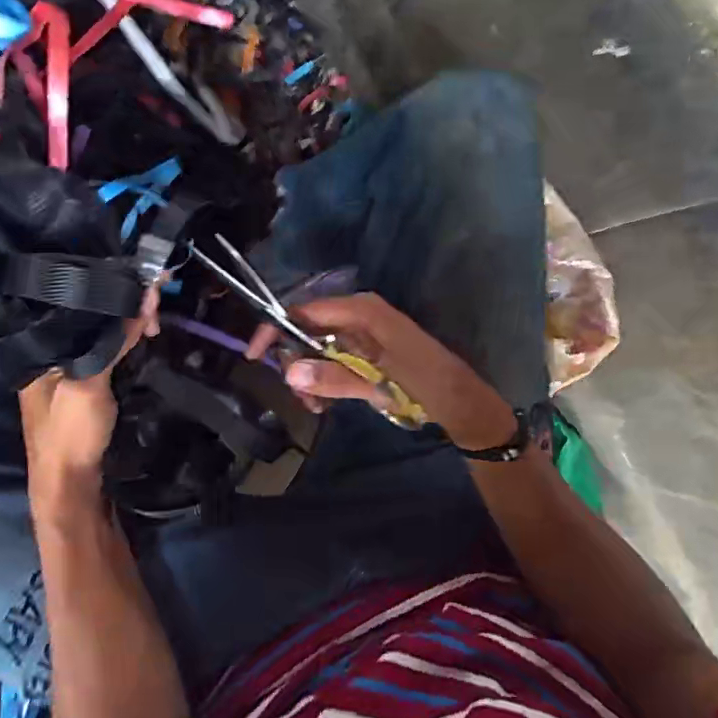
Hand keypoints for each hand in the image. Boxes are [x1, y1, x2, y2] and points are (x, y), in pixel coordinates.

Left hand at [18, 283, 160, 489]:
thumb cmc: (69, 434)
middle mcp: (51, 352)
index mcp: (39, 347)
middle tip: (154, 304)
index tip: (138, 281)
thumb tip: (147, 295)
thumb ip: (115, 340)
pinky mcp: (86, 383)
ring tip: (154, 318)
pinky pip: (108, 350)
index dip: (105, 287)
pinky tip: (144, 333)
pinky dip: (127, 341)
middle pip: (88, 315)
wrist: (70, 487)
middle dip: (121, 305)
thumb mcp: (90, 383)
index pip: (72, 301)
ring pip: (100, 332)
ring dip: (128, 323)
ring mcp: (68, 368)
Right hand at [245, 292, 516, 450]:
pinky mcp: (364, 351)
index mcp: (361, 310)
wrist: (461, 402)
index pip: (304, 310)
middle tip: (299, 398)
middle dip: (295, 363)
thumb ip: (334, 377)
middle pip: (305, 329)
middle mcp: (357, 314)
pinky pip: (330, 360)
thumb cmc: (424, 385)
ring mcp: (361, 333)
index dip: (275, 330)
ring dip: (308, 377)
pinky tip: (326, 403)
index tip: (256, 357)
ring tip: (316, 407)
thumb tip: (290, 373)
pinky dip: (322, 381)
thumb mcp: (378, 384)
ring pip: (315, 348)